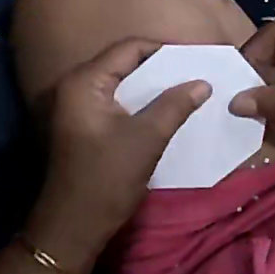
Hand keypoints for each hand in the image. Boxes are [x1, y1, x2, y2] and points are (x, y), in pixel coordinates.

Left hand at [27, 38, 209, 273]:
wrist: (73, 225)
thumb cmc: (106, 177)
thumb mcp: (147, 138)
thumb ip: (174, 105)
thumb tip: (202, 82)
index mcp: (85, 81)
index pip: (129, 48)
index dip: (164, 49)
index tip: (196, 56)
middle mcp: (76, 86)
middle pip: (124, 63)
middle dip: (160, 67)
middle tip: (195, 71)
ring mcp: (77, 105)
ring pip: (121, 83)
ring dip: (151, 86)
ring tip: (187, 88)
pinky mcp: (83, 123)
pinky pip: (116, 101)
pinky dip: (140, 102)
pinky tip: (165, 109)